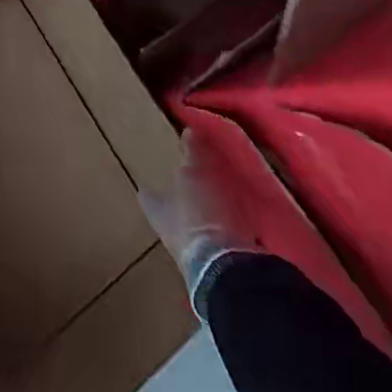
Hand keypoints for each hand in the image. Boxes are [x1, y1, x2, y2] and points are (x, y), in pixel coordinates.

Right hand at [139, 130, 246, 303]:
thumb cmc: (183, 229)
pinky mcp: (247, 214)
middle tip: (197, 151)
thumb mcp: (159, 215)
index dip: (190, 137)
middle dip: (205, 153)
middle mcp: (217, 175)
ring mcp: (235, 194)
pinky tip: (221, 200)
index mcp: (193, 169)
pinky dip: (227, 194)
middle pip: (212, 157)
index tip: (187, 131)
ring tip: (208, 174)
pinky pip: (233, 195)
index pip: (193, 144)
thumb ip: (152, 200)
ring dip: (217, 173)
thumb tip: (144, 191)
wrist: (221, 260)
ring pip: (224, 175)